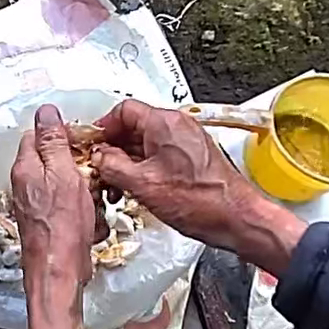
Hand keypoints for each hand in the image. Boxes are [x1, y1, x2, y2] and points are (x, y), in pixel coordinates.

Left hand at [9, 104, 96, 328]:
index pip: (37, 135)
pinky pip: (65, 206)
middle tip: (90, 176)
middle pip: (49, 160)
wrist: (58, 273)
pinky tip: (87, 220)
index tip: (83, 143)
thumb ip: (54, 142)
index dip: (62, 135)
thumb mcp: (65, 174)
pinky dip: (79, 210)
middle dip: (74, 165)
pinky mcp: (44, 223)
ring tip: (90, 203)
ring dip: (80, 189)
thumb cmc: (63, 228)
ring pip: (60, 184)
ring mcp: (31, 205)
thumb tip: (46, 111)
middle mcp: (22, 186)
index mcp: (25, 169)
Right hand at [91, 99, 307, 275]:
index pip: (123, 110)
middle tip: (100, 167)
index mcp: (165, 124)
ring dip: (126, 161)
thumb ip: (112, 165)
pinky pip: (159, 155)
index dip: (103, 127)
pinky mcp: (192, 158)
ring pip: (145, 142)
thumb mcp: (142, 184)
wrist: (236, 218)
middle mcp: (178, 127)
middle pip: (133, 126)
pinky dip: (143, 168)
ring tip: (116, 183)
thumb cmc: (201, 201)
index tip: (92, 144)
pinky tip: (136, 188)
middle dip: (113, 147)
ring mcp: (187, 142)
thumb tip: (98, 157)